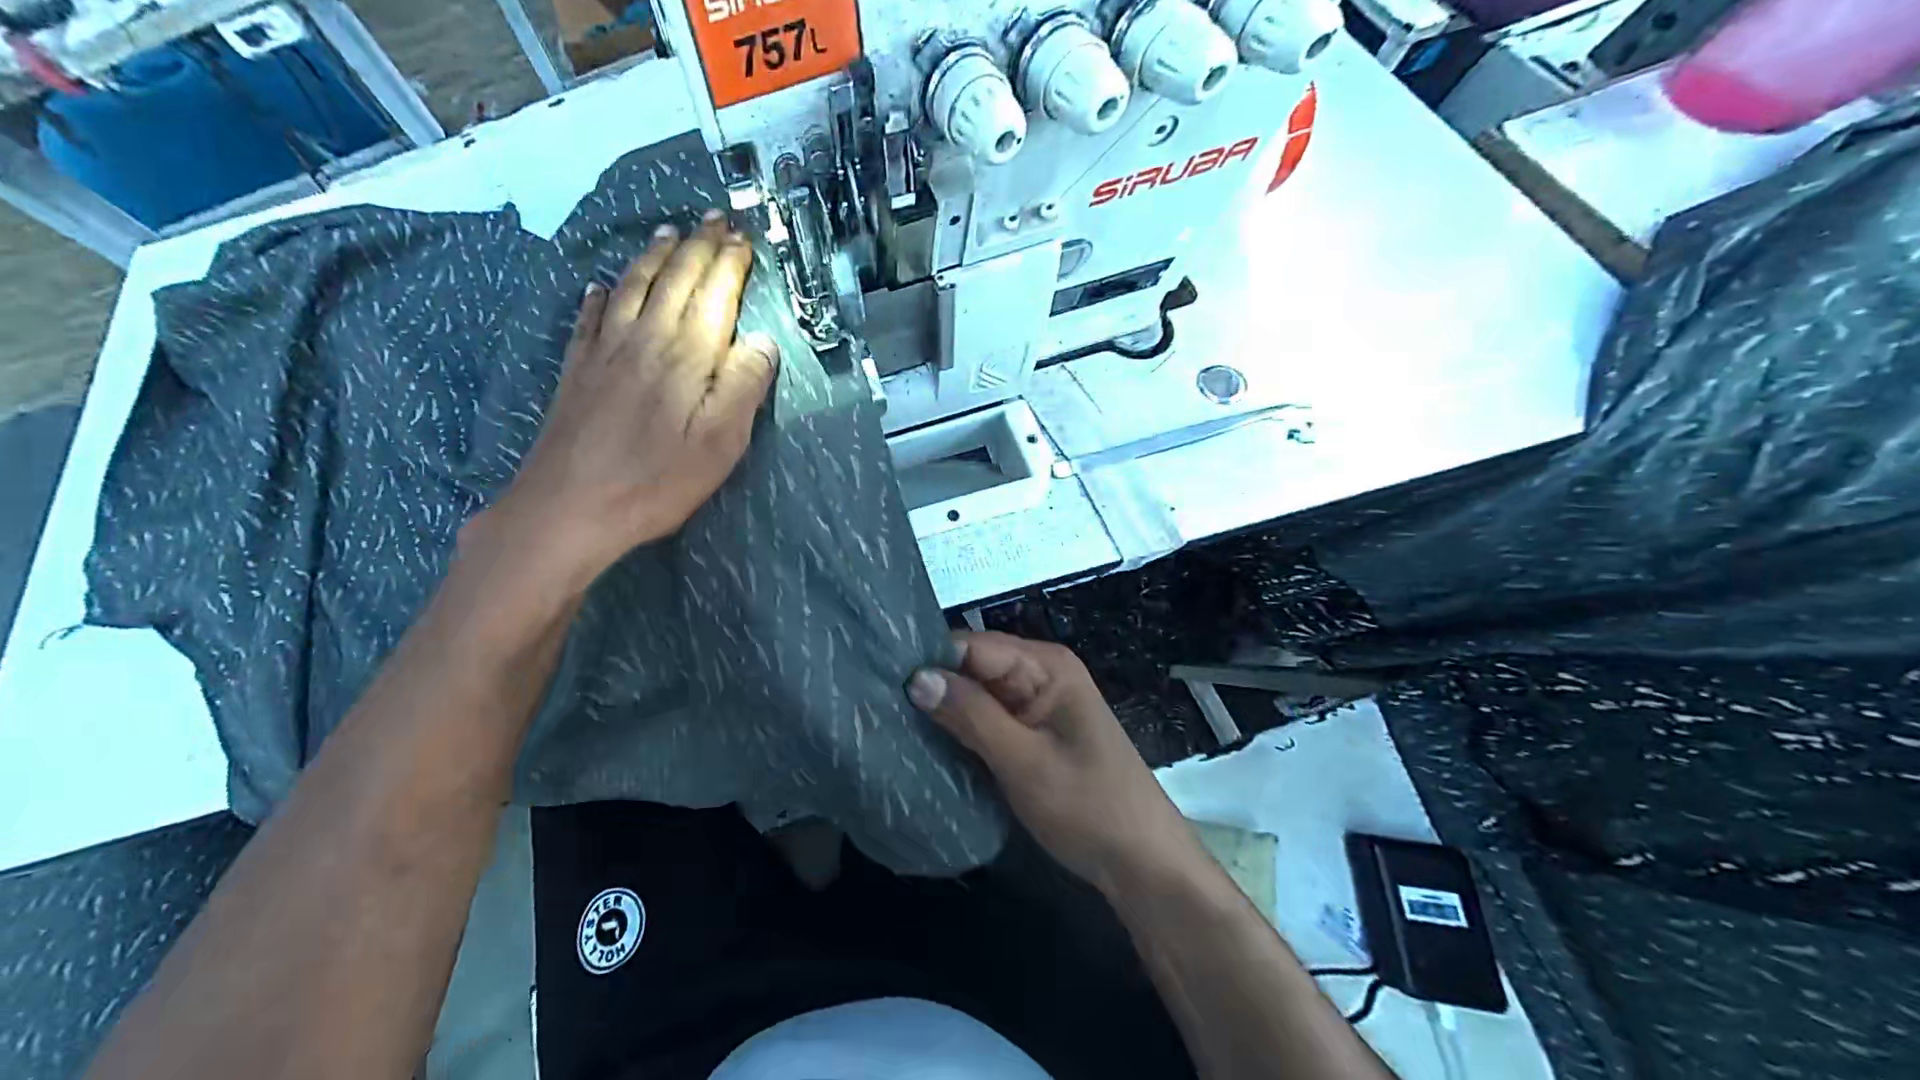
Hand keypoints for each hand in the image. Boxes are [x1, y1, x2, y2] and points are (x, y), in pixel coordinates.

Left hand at [475, 211, 779, 592]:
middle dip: (698, 246)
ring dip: (654, 257)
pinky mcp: (576, 369)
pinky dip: (600, 295)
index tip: (743, 237)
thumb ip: (743, 388)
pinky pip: (590, 317)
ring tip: (669, 232)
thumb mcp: (718, 445)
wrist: (567, 508)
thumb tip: (762, 342)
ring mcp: (604, 351)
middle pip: (674, 280)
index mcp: (686, 357)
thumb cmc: (655, 482)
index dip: (730, 264)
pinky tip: (600, 286)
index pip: (713, 295)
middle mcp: (644, 339)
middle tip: (714, 219)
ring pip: (633, 288)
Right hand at [907, 631, 1199, 892]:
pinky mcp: (1029, 735)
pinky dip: (958, 731)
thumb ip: (971, 715)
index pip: (973, 645)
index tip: (879, 677)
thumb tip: (915, 677)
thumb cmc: (1089, 806)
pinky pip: (984, 720)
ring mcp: (1034, 705)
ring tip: (885, 719)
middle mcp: (1038, 674)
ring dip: (941, 709)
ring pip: (974, 695)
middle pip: (971, 667)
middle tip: (874, 701)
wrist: (1141, 864)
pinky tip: (922, 741)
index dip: (929, 659)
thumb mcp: (1024, 761)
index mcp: (1046, 665)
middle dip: (931, 684)